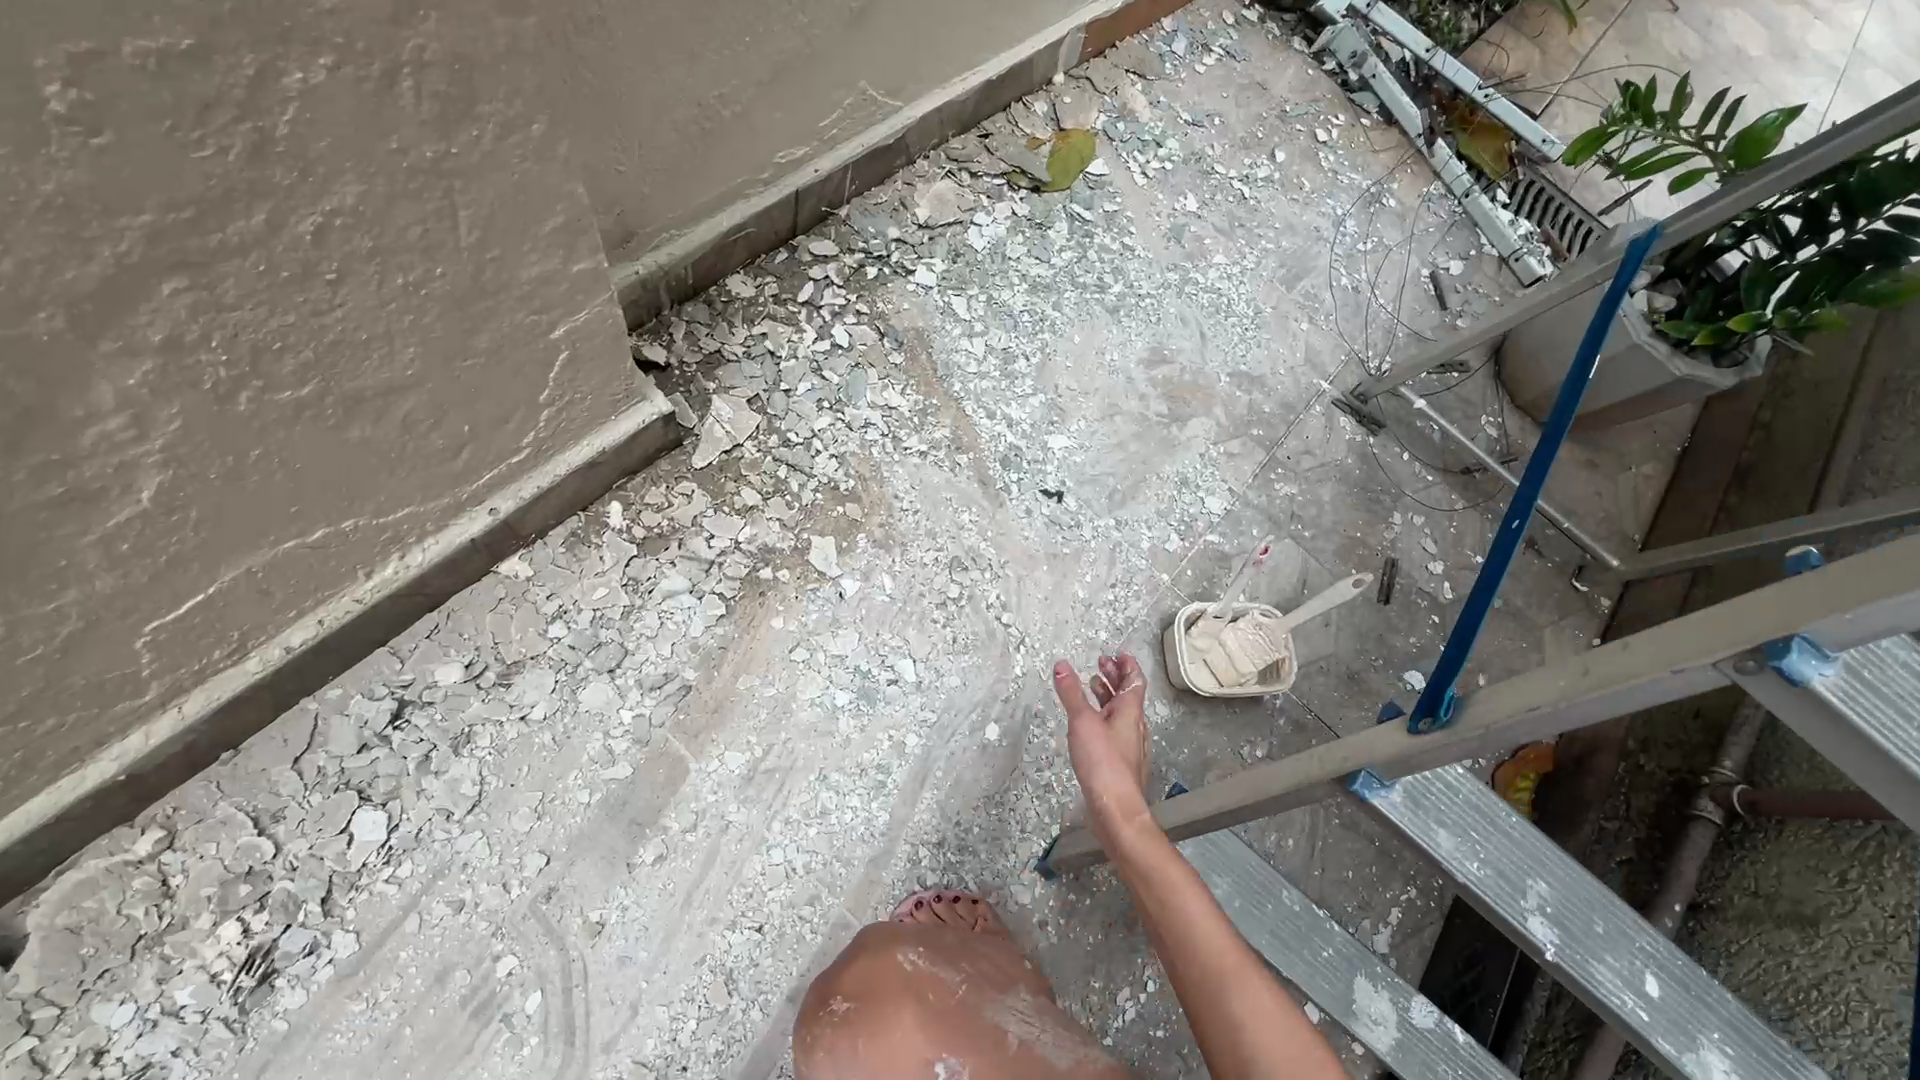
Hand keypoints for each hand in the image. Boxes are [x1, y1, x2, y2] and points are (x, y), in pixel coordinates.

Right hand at [1053, 654, 1153, 849]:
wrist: (1115, 806)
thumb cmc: (1103, 760)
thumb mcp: (1082, 721)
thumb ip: (1071, 692)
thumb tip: (1061, 665)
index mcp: (1130, 711)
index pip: (1134, 680)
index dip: (1127, 665)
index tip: (1117, 654)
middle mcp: (1134, 726)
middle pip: (1128, 695)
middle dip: (1115, 678)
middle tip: (1101, 665)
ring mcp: (1130, 745)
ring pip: (1121, 713)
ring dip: (1109, 697)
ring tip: (1093, 688)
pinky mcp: (1122, 761)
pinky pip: (1116, 729)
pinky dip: (1105, 717)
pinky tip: (1092, 724)